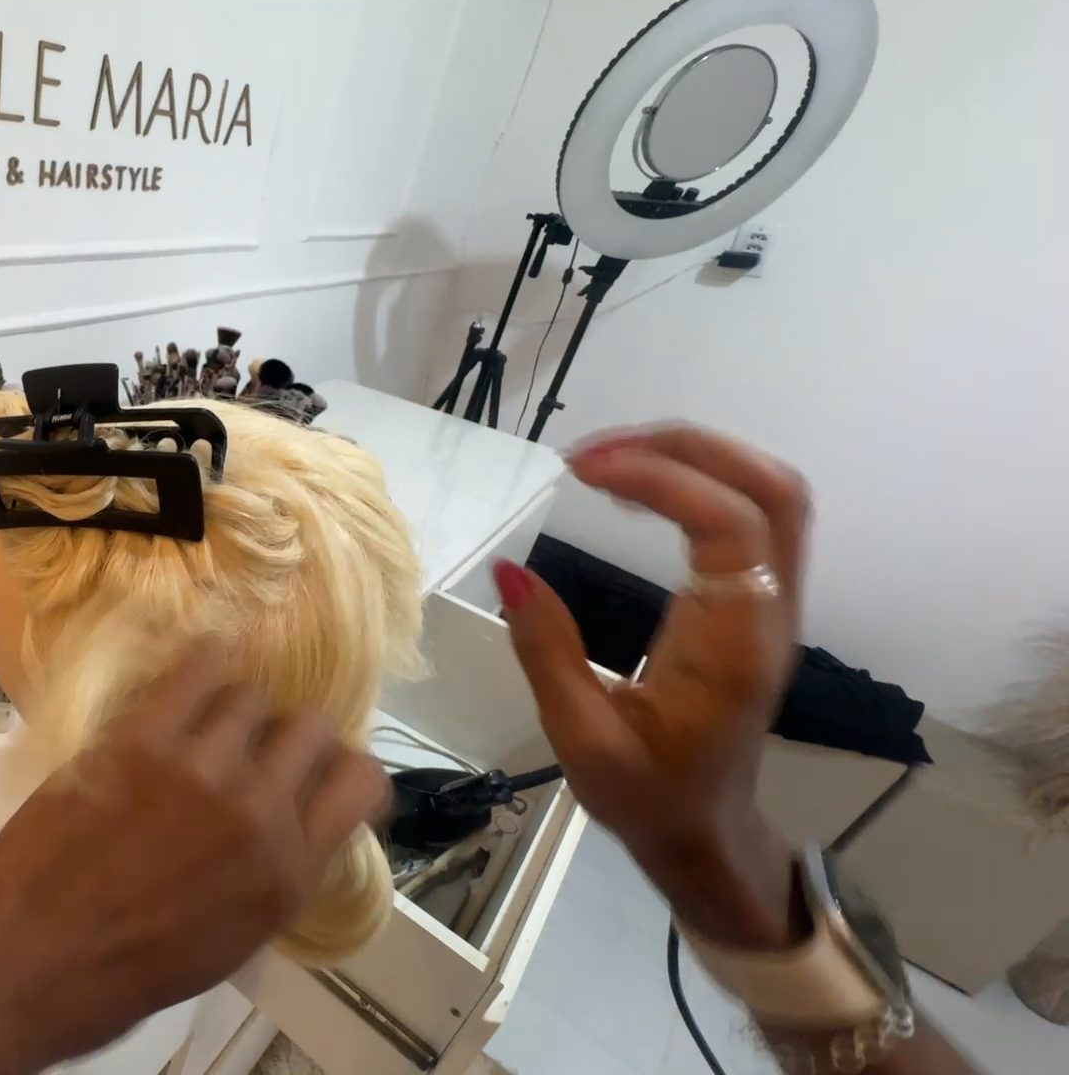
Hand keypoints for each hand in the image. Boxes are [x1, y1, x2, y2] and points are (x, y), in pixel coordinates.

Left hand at [0, 643, 391, 1068]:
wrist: (33, 952)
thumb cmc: (131, 963)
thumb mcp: (234, 935)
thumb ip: (274, 866)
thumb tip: (288, 817)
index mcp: (288, 871)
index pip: (358, 782)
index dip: (345, 768)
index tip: (322, 768)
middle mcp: (258, 809)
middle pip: (310, 726)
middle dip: (293, 732)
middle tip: (262, 742)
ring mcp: (201, 766)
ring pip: (251, 695)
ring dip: (238, 707)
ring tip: (211, 720)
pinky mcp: (143, 737)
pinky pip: (195, 671)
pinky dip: (203, 664)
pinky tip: (198, 669)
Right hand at [493, 425, 811, 948]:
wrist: (703, 831)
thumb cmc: (643, 793)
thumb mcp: (580, 732)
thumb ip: (546, 649)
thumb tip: (508, 569)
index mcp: (731, 645)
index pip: (728, 525)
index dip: (659, 478)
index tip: (577, 471)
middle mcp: (766, 613)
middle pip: (771, 489)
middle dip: (685, 447)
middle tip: (594, 451)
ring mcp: (768, 606)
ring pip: (768, 495)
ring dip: (692, 458)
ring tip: (606, 459)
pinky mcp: (750, 605)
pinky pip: (745, 518)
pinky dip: (693, 483)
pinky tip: (631, 491)